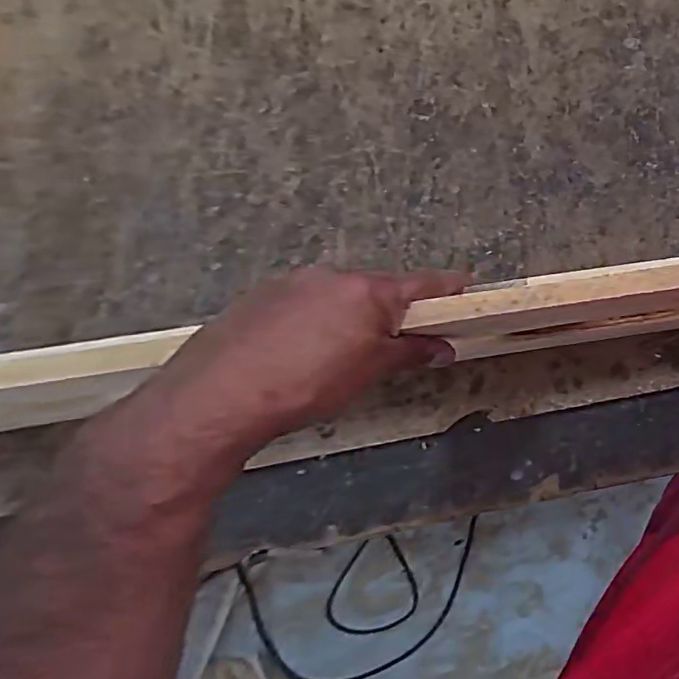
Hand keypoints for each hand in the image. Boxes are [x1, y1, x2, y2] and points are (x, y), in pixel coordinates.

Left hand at [125, 267, 468, 459]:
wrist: (209, 403)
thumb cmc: (306, 384)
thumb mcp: (372, 371)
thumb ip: (413, 352)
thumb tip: (443, 347)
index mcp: (368, 289)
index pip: (425, 282)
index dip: (451, 287)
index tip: (468, 289)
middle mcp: (332, 275)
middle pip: (380, 287)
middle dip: (394, 309)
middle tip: (399, 340)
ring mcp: (290, 284)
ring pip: (339, 295)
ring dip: (352, 314)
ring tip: (343, 352)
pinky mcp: (256, 298)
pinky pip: (304, 302)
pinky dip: (315, 320)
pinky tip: (300, 352)